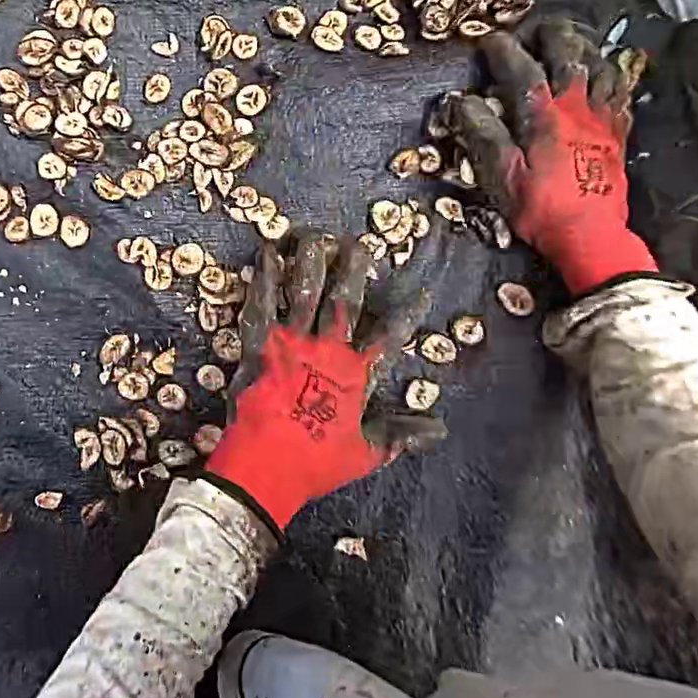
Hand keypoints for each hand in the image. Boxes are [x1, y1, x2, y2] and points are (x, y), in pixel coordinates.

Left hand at [205, 233, 445, 531]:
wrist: (267, 460)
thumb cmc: (316, 459)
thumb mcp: (364, 452)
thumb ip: (399, 435)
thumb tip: (439, 431)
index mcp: (354, 373)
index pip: (388, 336)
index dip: (405, 313)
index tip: (419, 290)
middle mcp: (325, 349)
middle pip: (344, 302)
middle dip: (353, 271)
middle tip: (359, 244)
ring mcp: (290, 341)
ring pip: (304, 292)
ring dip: (310, 263)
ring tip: (315, 236)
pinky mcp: (258, 341)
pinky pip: (262, 302)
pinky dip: (265, 277)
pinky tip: (266, 255)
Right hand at [444, 17, 656, 294]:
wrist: (590, 234)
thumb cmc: (538, 206)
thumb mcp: (499, 173)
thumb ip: (482, 133)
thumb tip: (461, 100)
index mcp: (543, 118)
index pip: (521, 71)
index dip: (503, 51)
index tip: (487, 39)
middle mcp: (577, 110)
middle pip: (570, 58)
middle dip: (553, 37)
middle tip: (538, 27)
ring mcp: (603, 119)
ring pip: (602, 68)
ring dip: (586, 48)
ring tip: (572, 39)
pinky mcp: (619, 132)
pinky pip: (622, 91)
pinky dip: (614, 72)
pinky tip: (607, 68)